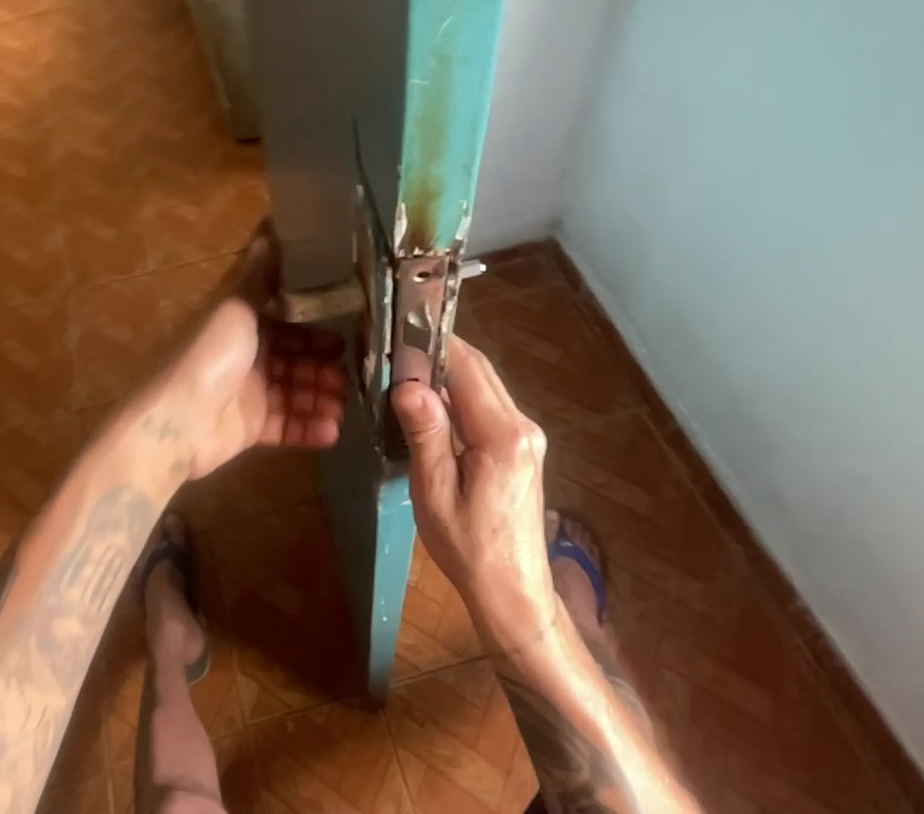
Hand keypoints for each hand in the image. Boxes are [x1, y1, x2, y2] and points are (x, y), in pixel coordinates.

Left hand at [143, 231, 347, 480]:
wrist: (179, 419)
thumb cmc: (210, 354)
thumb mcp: (235, 306)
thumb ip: (258, 277)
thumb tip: (270, 230)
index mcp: (239, 325)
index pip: (284, 324)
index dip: (312, 330)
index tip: (342, 336)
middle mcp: (244, 356)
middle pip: (292, 359)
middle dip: (321, 367)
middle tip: (350, 375)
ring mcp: (247, 393)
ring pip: (293, 393)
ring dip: (319, 398)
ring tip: (342, 406)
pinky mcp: (249, 427)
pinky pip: (286, 426)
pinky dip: (308, 428)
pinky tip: (331, 430)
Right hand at [391, 337, 557, 658]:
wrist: (512, 591)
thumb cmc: (468, 548)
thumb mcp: (435, 493)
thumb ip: (425, 434)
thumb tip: (408, 384)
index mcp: (503, 434)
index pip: (469, 368)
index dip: (434, 344)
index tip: (400, 331)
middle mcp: (522, 426)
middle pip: (480, 371)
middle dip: (440, 354)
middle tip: (396, 349)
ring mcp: (527, 436)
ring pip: (485, 386)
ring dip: (449, 375)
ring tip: (407, 374)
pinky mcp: (522, 447)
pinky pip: (488, 407)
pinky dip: (460, 396)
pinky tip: (432, 406)